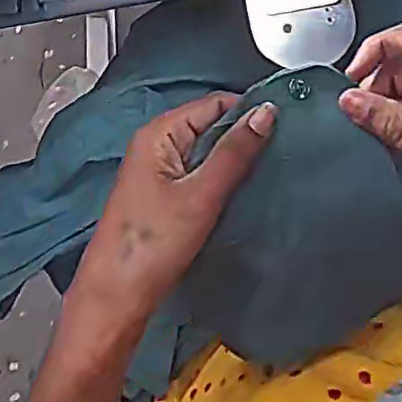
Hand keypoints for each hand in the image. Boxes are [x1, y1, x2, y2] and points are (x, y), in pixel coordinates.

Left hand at [69, 93, 276, 332]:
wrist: (116, 298)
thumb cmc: (151, 245)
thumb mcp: (201, 195)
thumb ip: (235, 152)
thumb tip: (266, 111)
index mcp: (158, 133)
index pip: (213, 103)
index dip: (248, 110)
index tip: (284, 125)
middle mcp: (156, 145)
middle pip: (210, 125)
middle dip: (243, 135)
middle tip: (281, 150)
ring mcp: (159, 171)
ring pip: (207, 151)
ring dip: (234, 159)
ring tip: (268, 170)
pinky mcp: (164, 195)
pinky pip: (200, 173)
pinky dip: (222, 179)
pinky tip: (242, 191)